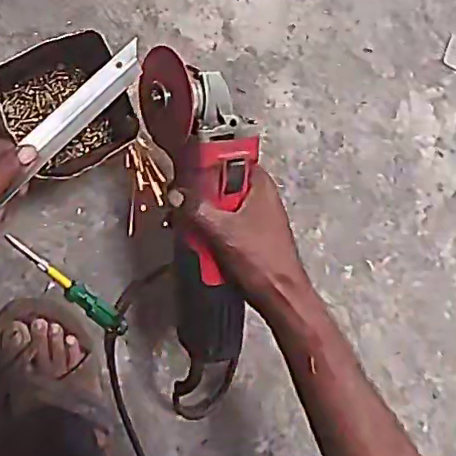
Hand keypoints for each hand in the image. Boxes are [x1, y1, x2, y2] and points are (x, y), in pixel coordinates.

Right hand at [180, 168, 312, 313]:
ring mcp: (254, 215)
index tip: (184, 172)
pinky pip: (222, 224)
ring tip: (190, 231)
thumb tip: (175, 194)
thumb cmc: (262, 262)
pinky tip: (202, 247)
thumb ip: (195, 208)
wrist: (281, 299)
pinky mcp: (248, 234)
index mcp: (259, 183)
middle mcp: (258, 194)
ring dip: (201, 218)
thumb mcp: (221, 231)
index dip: (204, 163)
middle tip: (183, 209)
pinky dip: (210, 233)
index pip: (226, 157)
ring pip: (217, 206)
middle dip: (198, 197)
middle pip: (217, 184)